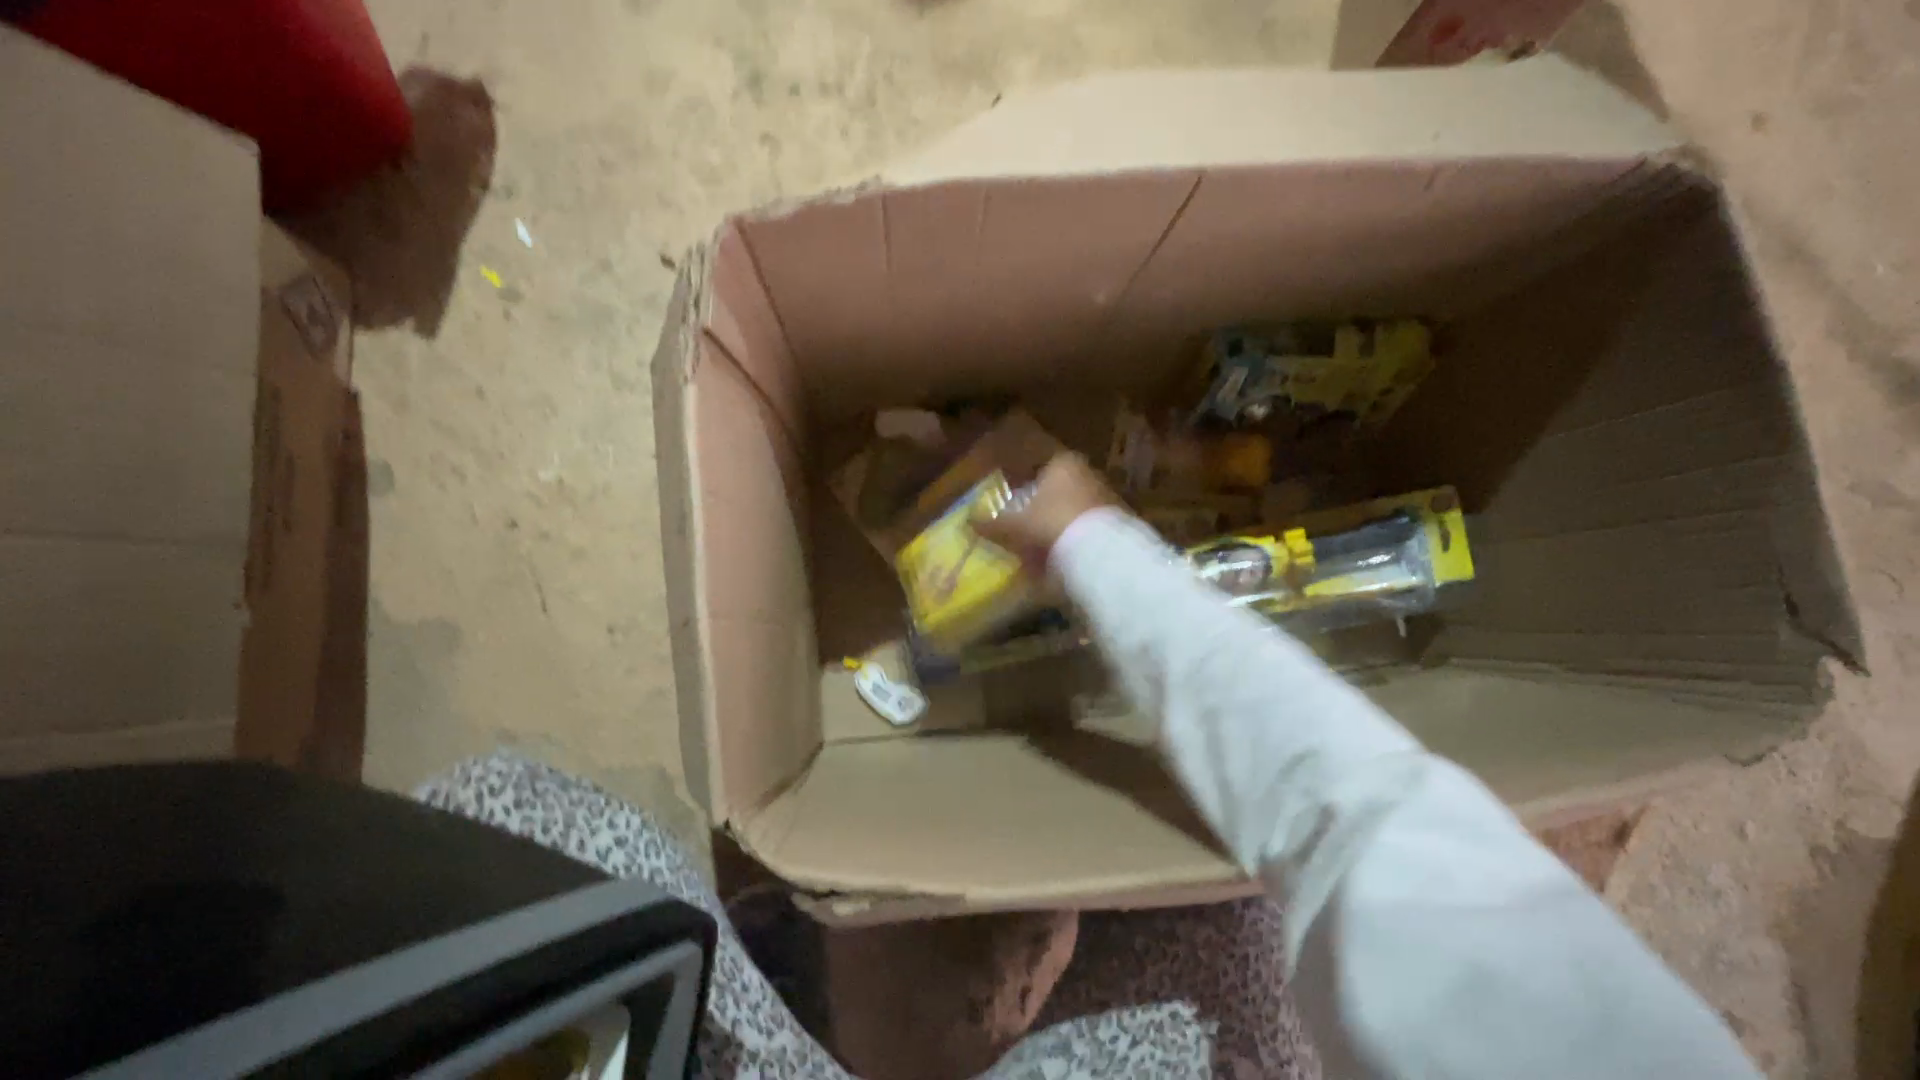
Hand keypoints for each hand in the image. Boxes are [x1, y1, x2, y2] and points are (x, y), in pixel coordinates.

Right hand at [973, 452, 1118, 568]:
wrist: (1101, 551)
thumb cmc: (1052, 523)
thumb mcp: (1016, 526)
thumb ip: (993, 523)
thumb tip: (969, 520)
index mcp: (1063, 464)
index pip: (1039, 470)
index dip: (1024, 489)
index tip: (1015, 509)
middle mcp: (1088, 474)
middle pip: (1058, 492)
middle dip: (1043, 511)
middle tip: (1025, 533)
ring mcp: (1106, 498)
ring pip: (1074, 512)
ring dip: (1059, 529)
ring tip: (1043, 553)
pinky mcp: (1118, 523)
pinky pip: (1088, 531)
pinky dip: (1076, 543)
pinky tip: (1064, 563)